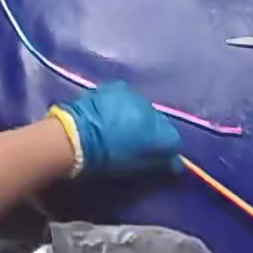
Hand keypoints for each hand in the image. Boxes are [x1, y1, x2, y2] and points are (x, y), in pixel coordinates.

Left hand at [55, 83, 182, 174]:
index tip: (161, 156)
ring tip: (126, 126)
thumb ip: (159, 161)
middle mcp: (151, 108)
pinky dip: (125, 106)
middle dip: (152, 130)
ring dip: (139, 115)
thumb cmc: (108, 157)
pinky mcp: (117, 87)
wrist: (79, 135)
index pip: (173, 138)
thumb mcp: (138, 166)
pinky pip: (127, 97)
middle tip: (141, 141)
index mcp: (159, 131)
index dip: (167, 148)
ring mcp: (133, 94)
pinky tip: (114, 114)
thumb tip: (174, 162)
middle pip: (158, 120)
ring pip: (144, 107)